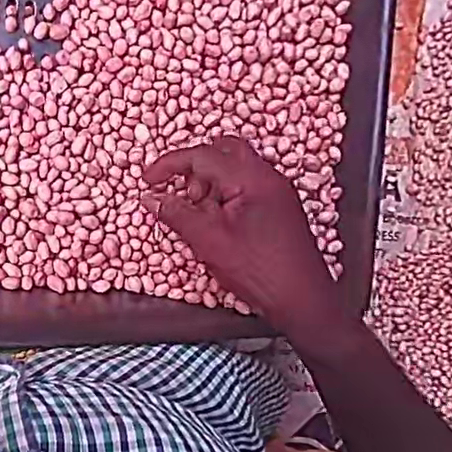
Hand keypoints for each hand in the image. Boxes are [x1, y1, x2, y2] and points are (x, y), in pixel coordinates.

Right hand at [143, 136, 343, 334]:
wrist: (303, 300)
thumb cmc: (260, 271)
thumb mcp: (208, 240)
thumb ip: (177, 214)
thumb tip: (153, 198)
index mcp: (252, 178)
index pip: (202, 155)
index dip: (169, 165)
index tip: (149, 180)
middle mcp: (268, 178)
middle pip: (222, 151)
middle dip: (193, 167)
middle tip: (176, 190)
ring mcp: (277, 193)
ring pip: (234, 169)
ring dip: (208, 183)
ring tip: (196, 214)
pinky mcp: (279, 208)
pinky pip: (246, 187)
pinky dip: (224, 196)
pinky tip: (215, 224)